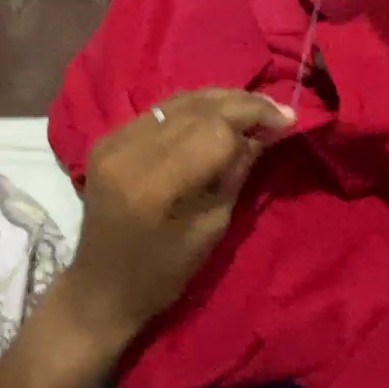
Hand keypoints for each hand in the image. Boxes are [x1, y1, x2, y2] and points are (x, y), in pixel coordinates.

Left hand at [61, 89, 294, 344]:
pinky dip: (194, 107)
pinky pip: (160, 110)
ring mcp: (113, 140)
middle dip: (243, 103)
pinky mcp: (108, 137)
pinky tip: (219, 113)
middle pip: (196, 108)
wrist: (101, 288)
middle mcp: (127, 151)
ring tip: (255, 106)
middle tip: (280, 110)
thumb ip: (235, 174)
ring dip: (221, 99)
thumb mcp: (211, 229)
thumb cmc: (162, 275)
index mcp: (152, 184)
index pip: (212, 130)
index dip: (253, 119)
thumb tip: (263, 132)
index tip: (287, 121)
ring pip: (178, 100)